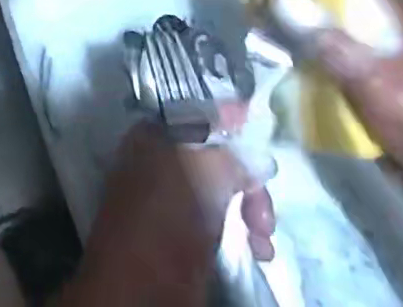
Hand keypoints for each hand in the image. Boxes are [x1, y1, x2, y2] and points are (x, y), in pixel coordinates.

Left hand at [60, 122, 275, 306]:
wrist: (139, 290)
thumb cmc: (163, 219)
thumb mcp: (199, 176)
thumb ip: (229, 158)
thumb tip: (257, 155)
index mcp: (151, 136)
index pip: (192, 113)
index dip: (223, 116)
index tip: (254, 119)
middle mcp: (158, 161)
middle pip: (215, 156)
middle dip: (247, 179)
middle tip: (262, 212)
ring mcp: (170, 200)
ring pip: (224, 191)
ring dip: (252, 211)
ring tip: (262, 240)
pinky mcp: (184, 236)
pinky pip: (222, 222)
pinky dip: (244, 233)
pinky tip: (259, 252)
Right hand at [269, 0, 402, 306]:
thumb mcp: (379, 84)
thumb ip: (331, 45)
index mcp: (387, 39)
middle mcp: (376, 56)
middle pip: (324, 25)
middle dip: (284, 17)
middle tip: (236, 13)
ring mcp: (370, 89)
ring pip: (317, 59)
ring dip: (284, 52)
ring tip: (240, 47)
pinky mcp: (363, 119)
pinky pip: (319, 93)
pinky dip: (294, 88)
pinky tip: (265, 88)